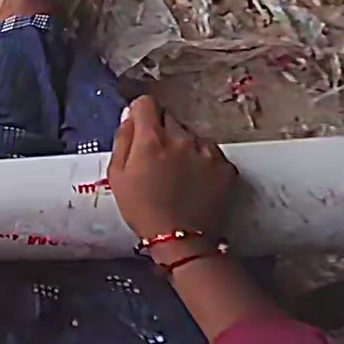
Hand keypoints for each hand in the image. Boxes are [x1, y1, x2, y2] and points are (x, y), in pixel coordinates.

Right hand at [106, 97, 237, 261]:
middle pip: (169, 118)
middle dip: (160, 130)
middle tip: (155, 156)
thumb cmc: (141, 208)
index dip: (139, 113)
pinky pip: (210, 151)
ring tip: (177, 172)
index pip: (146, 103)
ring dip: (182, 145)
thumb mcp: (117, 175)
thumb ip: (122, 140)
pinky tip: (195, 179)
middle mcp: (181, 139)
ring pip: (190, 135)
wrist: (182, 240)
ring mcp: (207, 152)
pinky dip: (201, 159)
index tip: (138, 126)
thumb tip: (129, 116)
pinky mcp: (226, 166)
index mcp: (151, 139)